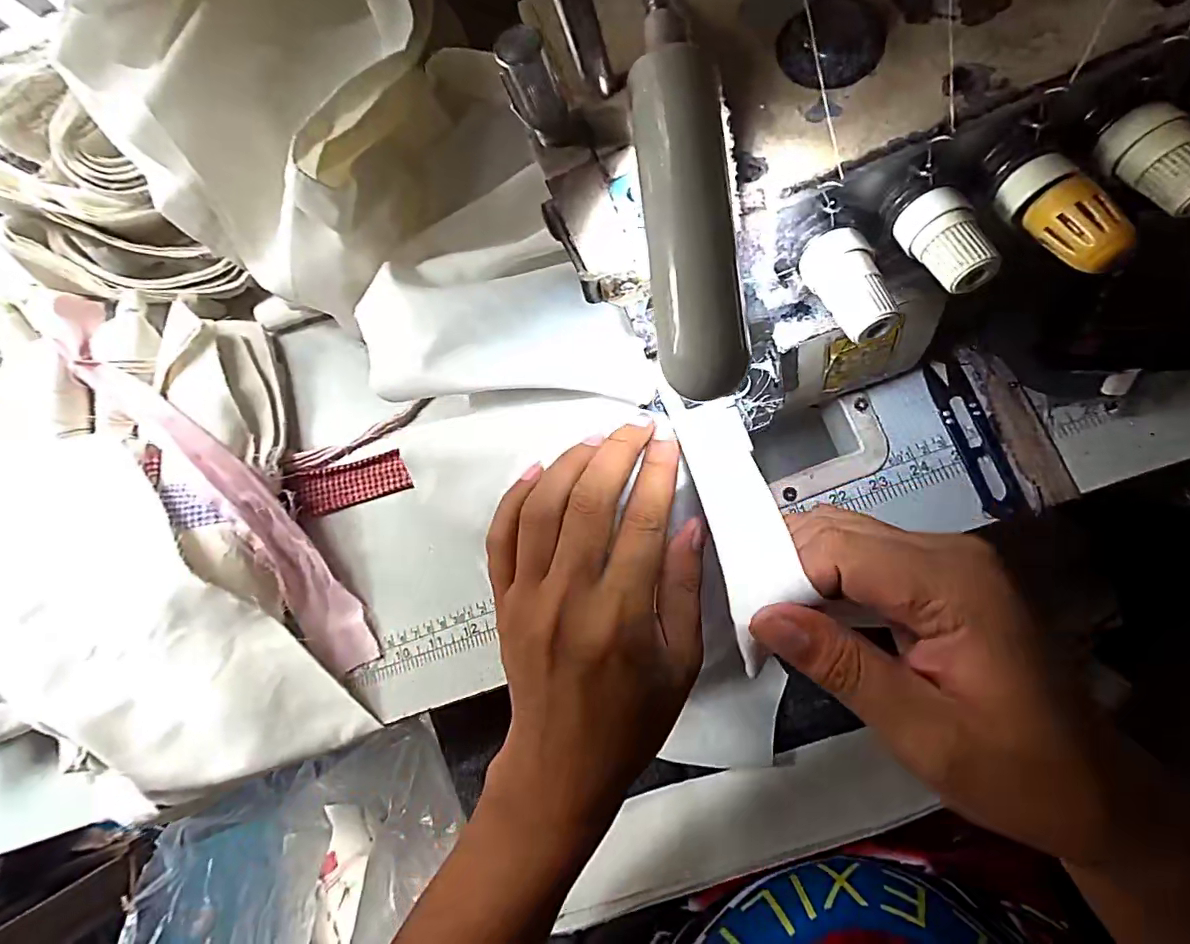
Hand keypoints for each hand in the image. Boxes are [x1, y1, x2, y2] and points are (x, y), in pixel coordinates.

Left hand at [482, 417, 704, 844]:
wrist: (561, 761)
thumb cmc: (632, 718)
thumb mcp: (682, 662)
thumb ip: (684, 588)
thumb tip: (688, 523)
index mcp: (620, 616)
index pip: (640, 522)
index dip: (657, 474)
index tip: (668, 444)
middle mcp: (568, 596)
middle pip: (587, 501)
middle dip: (616, 452)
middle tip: (638, 428)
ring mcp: (527, 595)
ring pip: (541, 507)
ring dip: (569, 462)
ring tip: (598, 440)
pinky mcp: (503, 599)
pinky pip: (501, 535)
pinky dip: (516, 495)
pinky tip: (538, 469)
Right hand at [749, 506, 1131, 866]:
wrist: (1092, 789)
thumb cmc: (1014, 772)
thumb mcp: (920, 733)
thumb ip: (842, 666)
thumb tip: (765, 618)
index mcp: (950, 584)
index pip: (841, 548)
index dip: (784, 571)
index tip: (749, 616)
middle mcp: (949, 553)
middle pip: (842, 531)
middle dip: (786, 563)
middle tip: (750, 612)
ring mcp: (950, 559)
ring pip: (851, 536)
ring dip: (804, 567)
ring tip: (772, 611)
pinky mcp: (945, 575)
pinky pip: (871, 558)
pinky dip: (831, 577)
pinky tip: (810, 609)